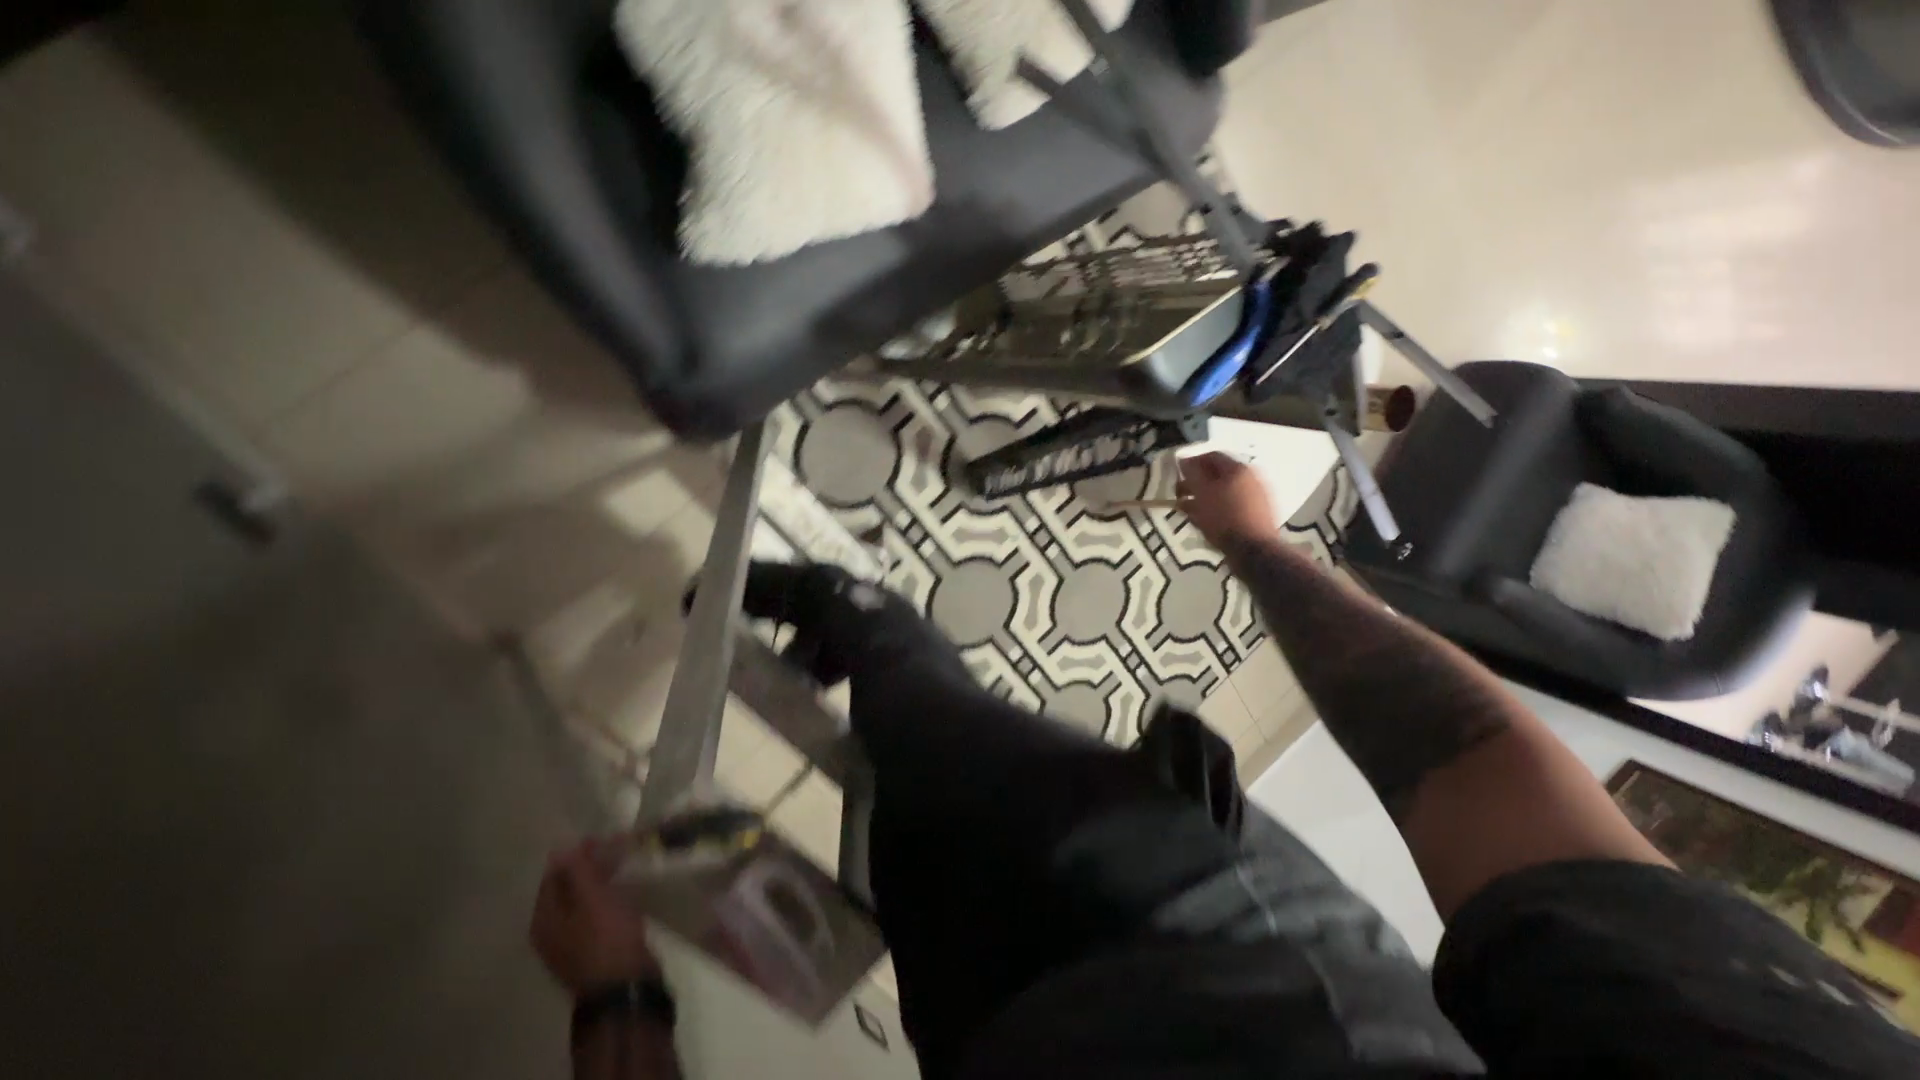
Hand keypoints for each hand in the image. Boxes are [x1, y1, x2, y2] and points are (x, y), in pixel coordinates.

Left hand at [530, 838, 659, 995]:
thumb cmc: (606, 939)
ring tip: (625, 867)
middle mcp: (551, 932)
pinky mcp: (593, 951)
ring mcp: (572, 944)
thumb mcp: (592, 899)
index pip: (553, 875)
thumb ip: (577, 872)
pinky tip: (626, 894)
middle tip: (618, 849)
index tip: (602, 839)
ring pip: (583, 903)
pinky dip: (608, 901)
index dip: (576, 854)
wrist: (624, 989)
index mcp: (544, 919)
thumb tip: (560, 847)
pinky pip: (596, 917)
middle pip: (567, 890)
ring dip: (601, 883)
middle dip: (590, 867)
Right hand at [1176, 452, 1280, 549]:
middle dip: (1198, 482)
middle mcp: (1252, 477)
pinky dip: (1219, 508)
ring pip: (1226, 490)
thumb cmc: (1223, 518)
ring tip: (1189, 510)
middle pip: (1220, 474)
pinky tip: (1206, 520)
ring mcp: (1258, 496)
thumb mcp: (1202, 494)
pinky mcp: (1260, 513)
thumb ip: (1192, 474)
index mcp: (1238, 468)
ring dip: (1206, 497)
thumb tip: (1183, 459)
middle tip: (1181, 494)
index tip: (1178, 474)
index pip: (1211, 455)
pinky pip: (1234, 504)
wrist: (1254, 550)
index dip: (1192, 462)